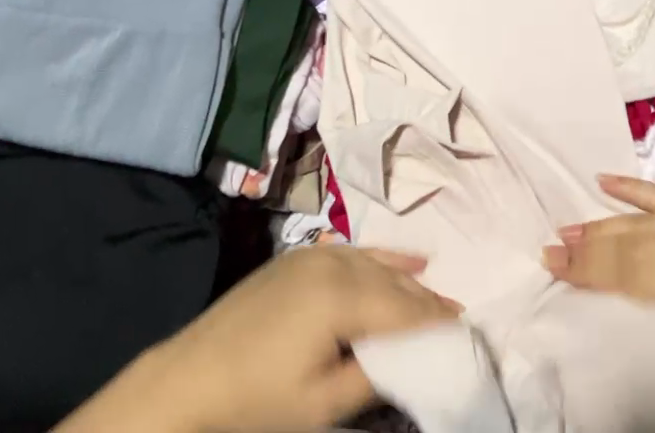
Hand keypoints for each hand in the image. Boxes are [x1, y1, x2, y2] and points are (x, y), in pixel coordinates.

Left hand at [57, 246, 459, 432]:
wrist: (187, 379)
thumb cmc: (256, 400)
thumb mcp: (322, 403)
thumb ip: (373, 375)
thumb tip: (413, 359)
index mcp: (341, 297)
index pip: (404, 309)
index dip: (437, 320)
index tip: (468, 328)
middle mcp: (332, 265)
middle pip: (393, 282)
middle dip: (426, 300)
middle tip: (458, 314)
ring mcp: (312, 256)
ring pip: (374, 262)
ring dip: (406, 278)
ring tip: (436, 291)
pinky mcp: (296, 258)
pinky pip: (351, 251)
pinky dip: (379, 256)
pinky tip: (400, 260)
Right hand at [542, 173, 654, 394]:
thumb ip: (647, 325)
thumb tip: (598, 301)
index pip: (624, 269)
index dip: (585, 268)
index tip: (550, 264)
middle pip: (627, 240)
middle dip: (585, 246)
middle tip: (550, 248)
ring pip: (639, 217)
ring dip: (601, 222)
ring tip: (568, 228)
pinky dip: (632, 186)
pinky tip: (603, 179)